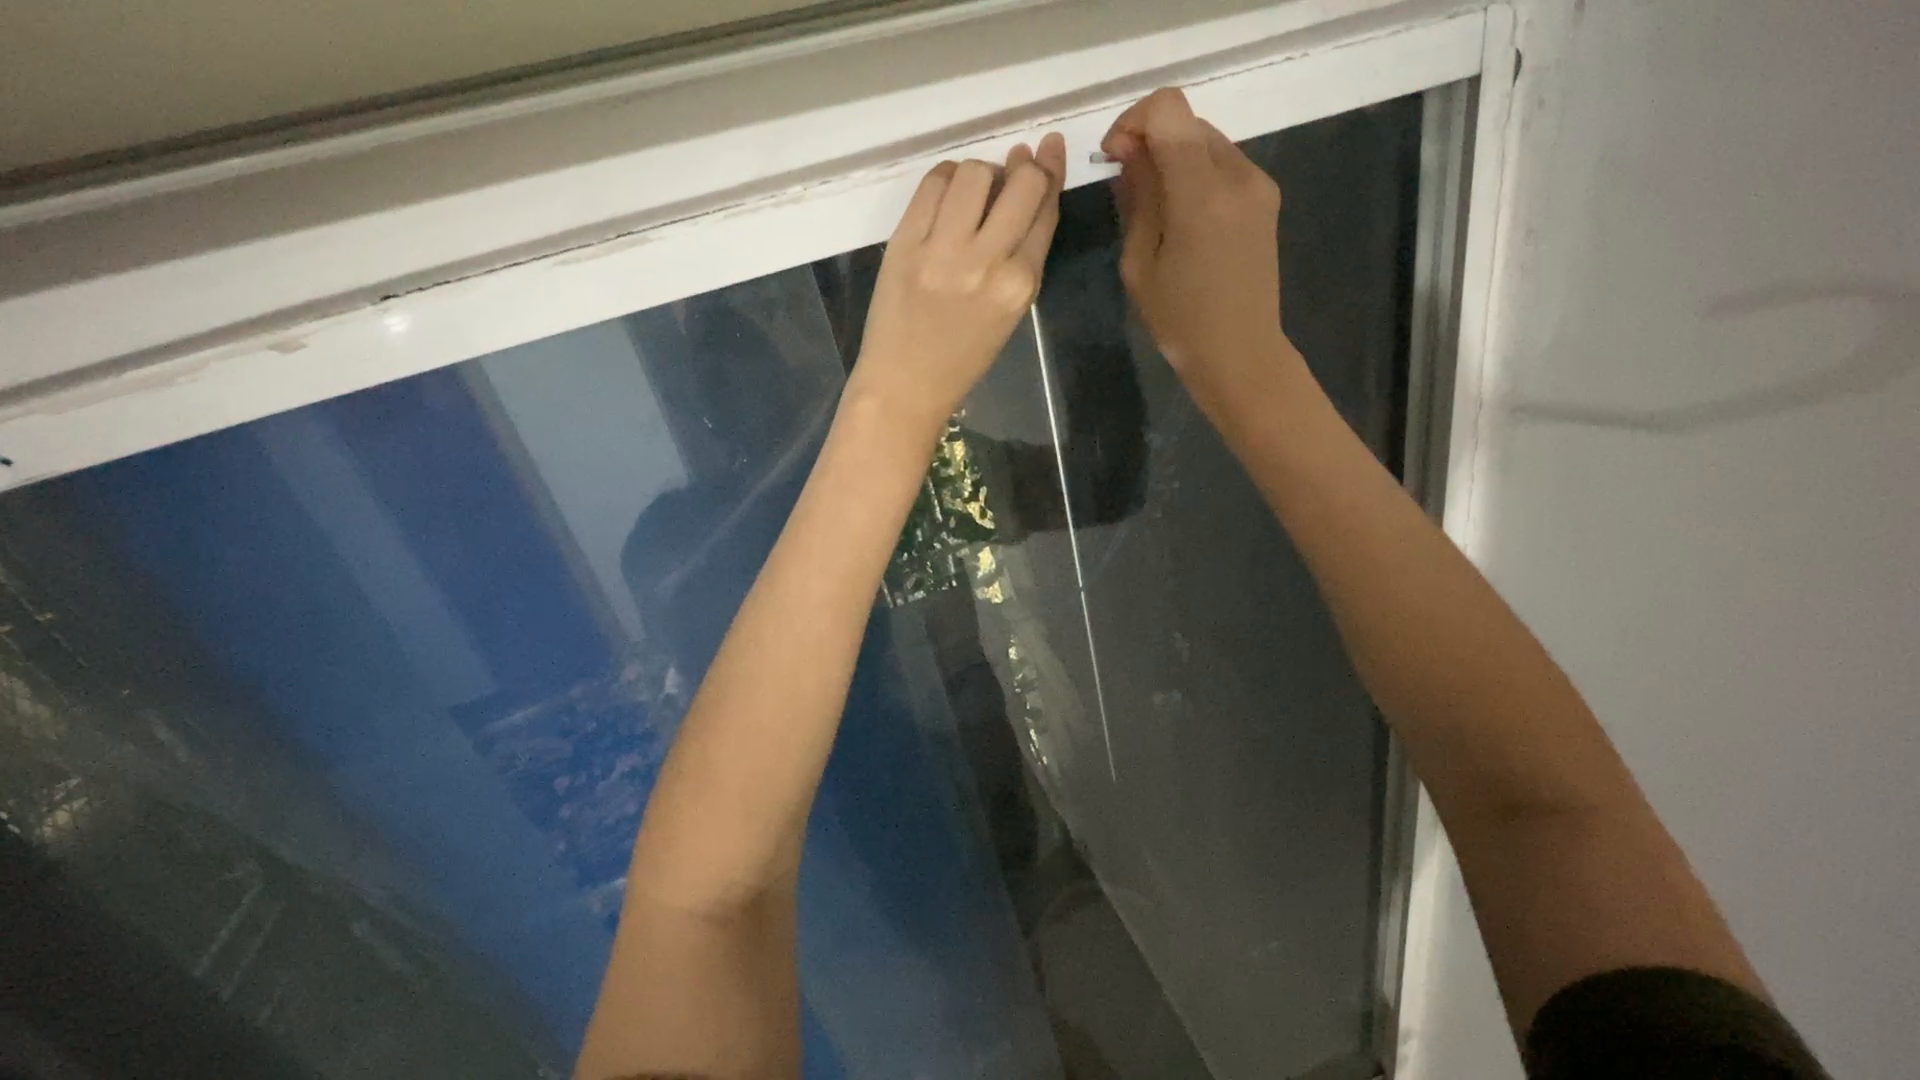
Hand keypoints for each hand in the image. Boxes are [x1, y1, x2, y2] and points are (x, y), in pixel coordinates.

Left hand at [848, 134, 1066, 433]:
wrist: (905, 385)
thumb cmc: (962, 358)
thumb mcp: (1010, 313)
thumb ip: (1022, 256)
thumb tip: (1026, 190)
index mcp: (1020, 285)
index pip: (1045, 210)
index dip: (1050, 171)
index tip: (1048, 147)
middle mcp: (987, 263)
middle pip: (1019, 182)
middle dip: (1022, 167)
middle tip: (1013, 168)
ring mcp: (943, 250)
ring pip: (975, 173)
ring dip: (980, 173)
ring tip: (973, 192)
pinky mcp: (905, 243)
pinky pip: (933, 184)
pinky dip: (945, 178)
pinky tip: (946, 195)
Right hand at [1101, 89, 1295, 417]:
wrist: (1241, 353)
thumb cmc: (1180, 321)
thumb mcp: (1139, 262)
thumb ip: (1138, 197)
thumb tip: (1130, 151)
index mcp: (1202, 194)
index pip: (1168, 109)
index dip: (1133, 120)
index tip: (1116, 158)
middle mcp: (1238, 176)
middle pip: (1187, 120)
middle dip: (1150, 139)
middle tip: (1128, 184)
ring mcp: (1258, 184)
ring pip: (1205, 139)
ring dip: (1173, 156)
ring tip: (1154, 205)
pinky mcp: (1265, 197)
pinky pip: (1222, 163)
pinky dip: (1195, 172)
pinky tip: (1182, 215)